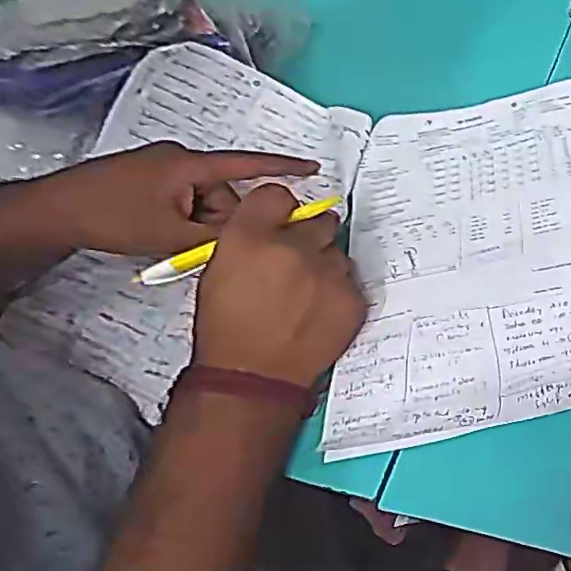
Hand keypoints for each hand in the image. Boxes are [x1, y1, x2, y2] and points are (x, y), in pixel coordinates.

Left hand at [24, 141, 319, 256]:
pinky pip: (186, 200)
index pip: (247, 165)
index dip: (284, 167)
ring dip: (199, 224)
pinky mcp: (149, 178)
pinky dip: (184, 219)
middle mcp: (178, 159)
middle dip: (219, 220)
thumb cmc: (111, 218)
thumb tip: (253, 236)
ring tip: (170, 240)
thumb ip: (221, 237)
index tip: (313, 167)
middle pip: (225, 193)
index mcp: (187, 164)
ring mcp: (161, 167)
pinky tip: (162, 233)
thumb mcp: (174, 235)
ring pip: (206, 202)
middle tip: (193, 242)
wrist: (49, 213)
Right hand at [192, 183, 365, 387]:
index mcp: (250, 237)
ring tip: (308, 294)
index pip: (279, 196)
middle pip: (320, 220)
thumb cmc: (229, 331)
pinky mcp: (352, 298)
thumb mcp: (219, 271)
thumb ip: (248, 241)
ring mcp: (328, 274)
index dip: (282, 208)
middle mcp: (293, 249)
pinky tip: (319, 311)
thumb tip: (271, 230)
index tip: (286, 216)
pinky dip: (339, 293)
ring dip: (327, 267)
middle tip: (304, 257)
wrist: (255, 373)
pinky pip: (351, 283)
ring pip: (338, 254)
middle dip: (313, 235)